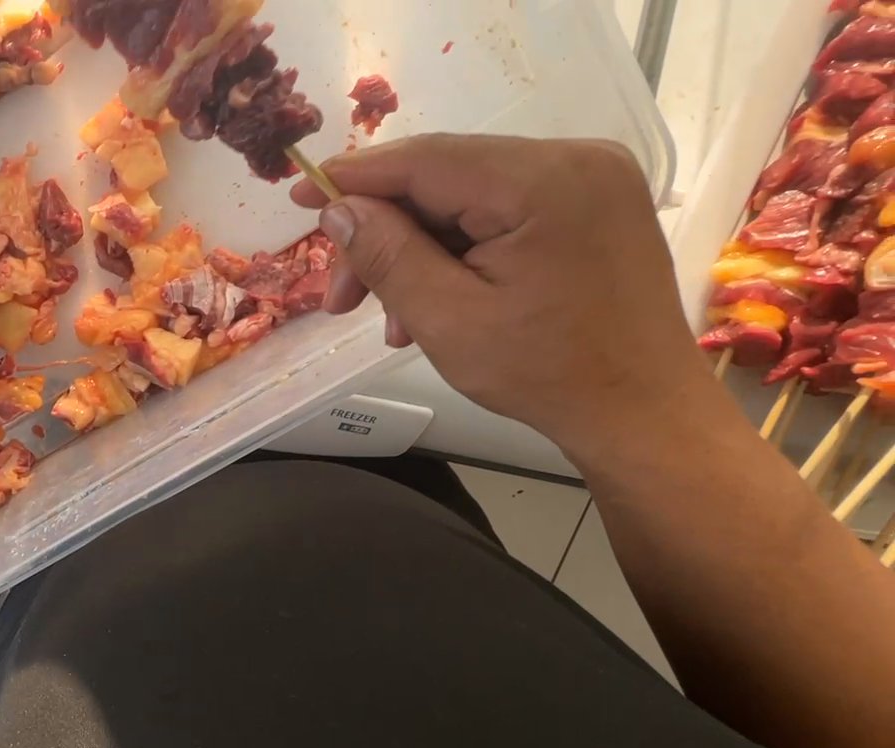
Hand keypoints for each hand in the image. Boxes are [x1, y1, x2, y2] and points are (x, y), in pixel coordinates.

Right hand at [290, 135, 702, 451]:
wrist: (634, 405)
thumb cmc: (541, 369)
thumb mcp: (444, 317)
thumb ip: (387, 255)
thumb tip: (336, 210)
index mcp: (542, 182)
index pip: (425, 160)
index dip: (353, 176)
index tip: (296, 192)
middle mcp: (572, 160)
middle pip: (442, 180)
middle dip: (380, 235)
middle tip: (339, 299)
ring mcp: (586, 181)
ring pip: (463, 202)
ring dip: (411, 254)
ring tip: (387, 320)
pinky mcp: (586, 207)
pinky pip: (495, 215)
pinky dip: (451, 255)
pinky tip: (429, 304)